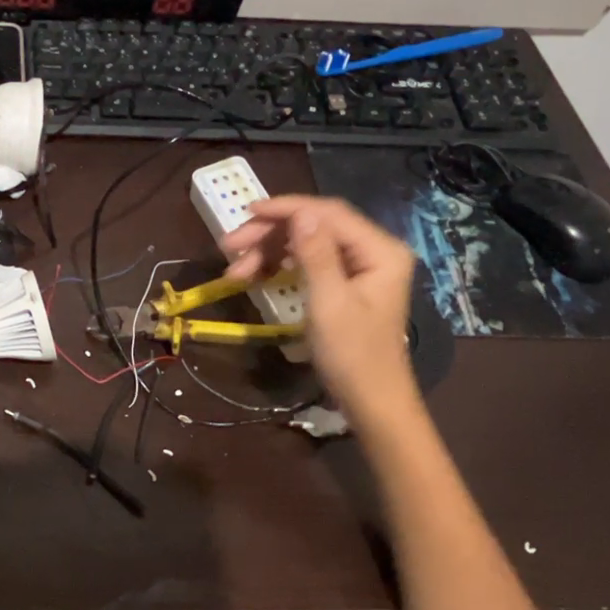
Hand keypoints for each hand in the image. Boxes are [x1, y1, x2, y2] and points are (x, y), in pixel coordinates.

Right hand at [221, 196, 417, 417]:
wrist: (370, 400)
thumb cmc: (352, 354)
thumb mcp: (329, 302)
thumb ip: (315, 254)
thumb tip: (300, 213)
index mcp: (379, 250)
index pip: (327, 214)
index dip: (285, 210)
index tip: (246, 214)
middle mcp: (373, 252)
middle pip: (315, 227)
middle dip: (270, 235)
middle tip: (229, 247)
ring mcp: (359, 269)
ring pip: (307, 245)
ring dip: (269, 253)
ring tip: (235, 273)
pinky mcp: (346, 286)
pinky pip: (309, 264)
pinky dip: (281, 267)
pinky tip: (256, 276)